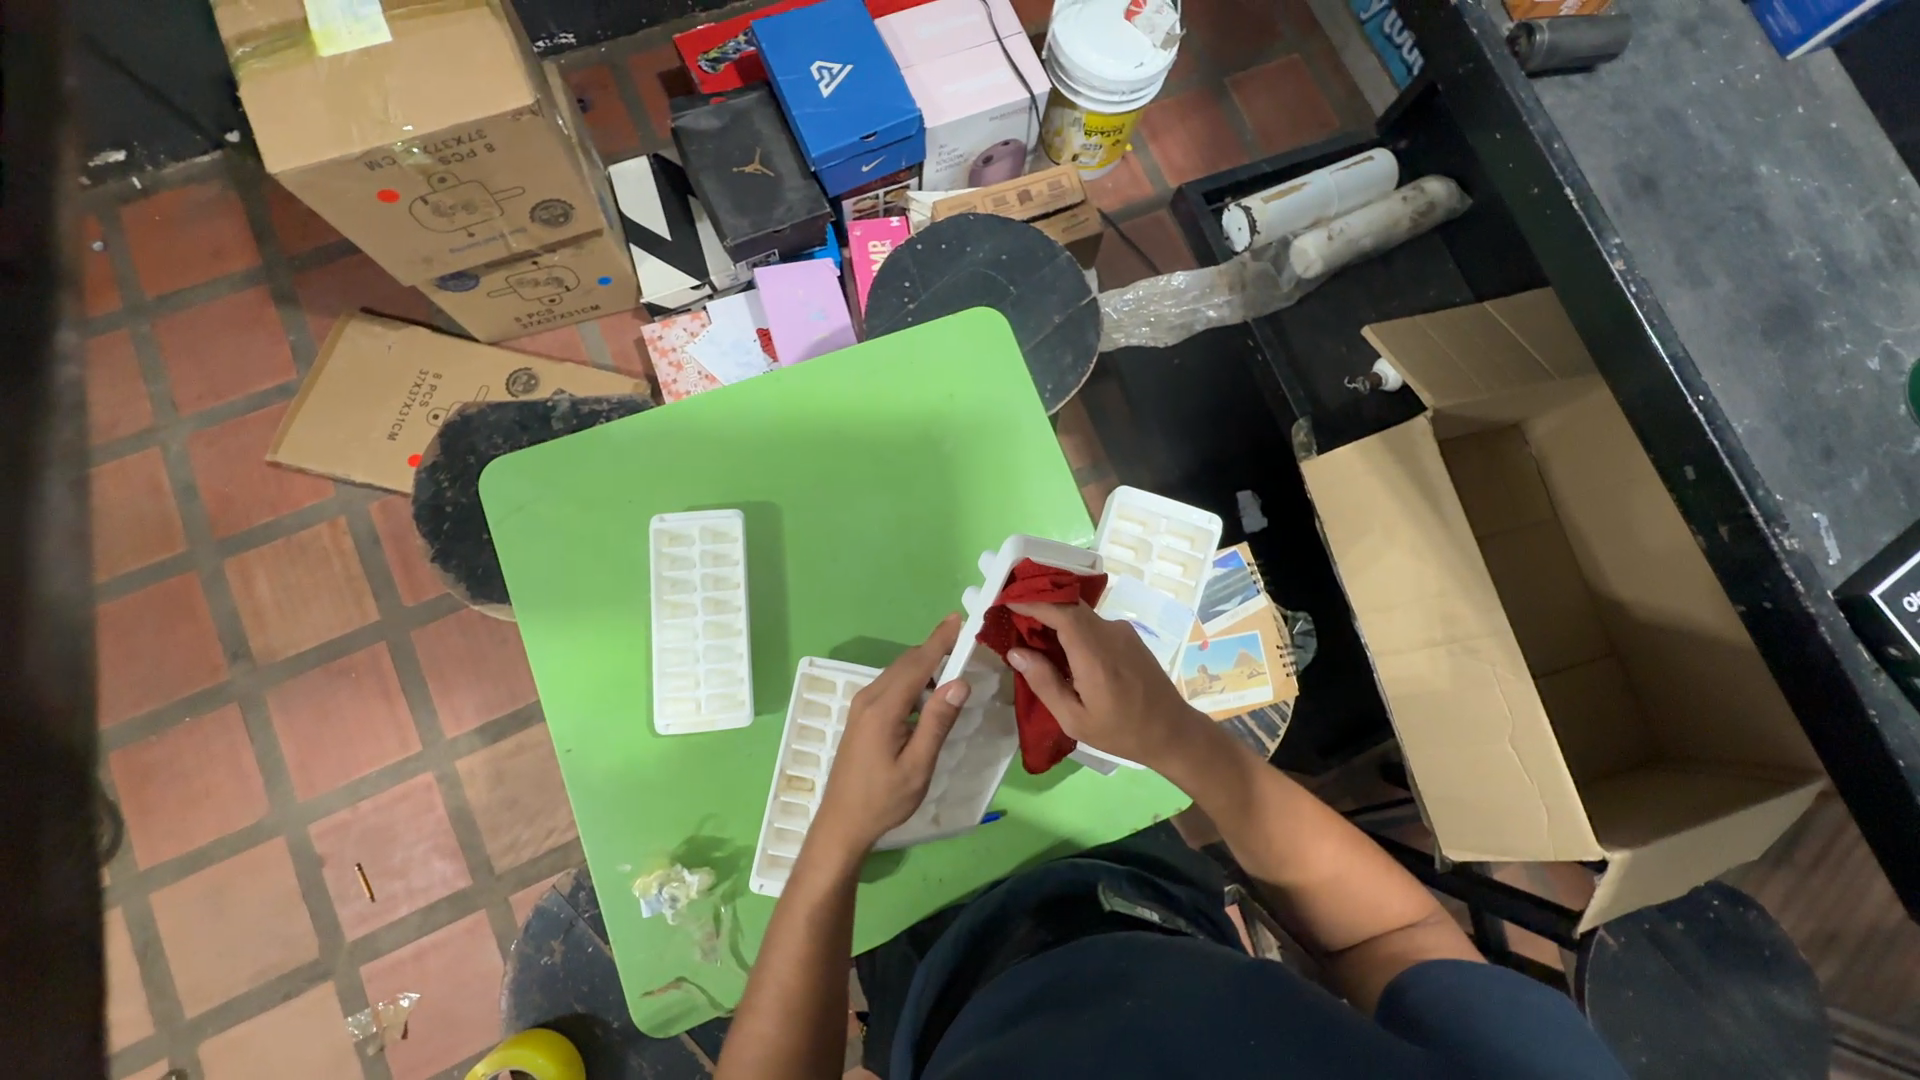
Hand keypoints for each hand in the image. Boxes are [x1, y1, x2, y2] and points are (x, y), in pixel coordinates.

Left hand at [810, 615, 971, 859]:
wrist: (842, 823)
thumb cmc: (883, 800)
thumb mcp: (918, 766)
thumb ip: (937, 722)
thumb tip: (959, 682)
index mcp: (883, 708)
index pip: (918, 664)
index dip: (940, 640)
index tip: (959, 619)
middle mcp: (869, 698)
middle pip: (907, 663)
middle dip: (936, 648)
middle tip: (965, 638)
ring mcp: (862, 706)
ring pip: (898, 673)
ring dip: (926, 664)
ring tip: (954, 661)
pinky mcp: (862, 715)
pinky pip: (892, 686)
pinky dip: (914, 679)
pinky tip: (930, 691)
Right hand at [1007, 602, 1209, 768]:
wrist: (1172, 732)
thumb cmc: (1121, 731)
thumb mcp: (1074, 719)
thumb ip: (1044, 683)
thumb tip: (1016, 653)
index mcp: (1094, 654)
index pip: (1060, 611)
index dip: (1032, 602)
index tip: (1006, 602)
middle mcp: (1110, 633)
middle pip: (1069, 607)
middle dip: (1039, 607)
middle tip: (1012, 619)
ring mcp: (1123, 632)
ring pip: (1081, 615)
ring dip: (1056, 620)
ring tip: (1034, 639)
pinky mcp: (1129, 637)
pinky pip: (1094, 625)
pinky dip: (1073, 630)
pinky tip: (1064, 651)